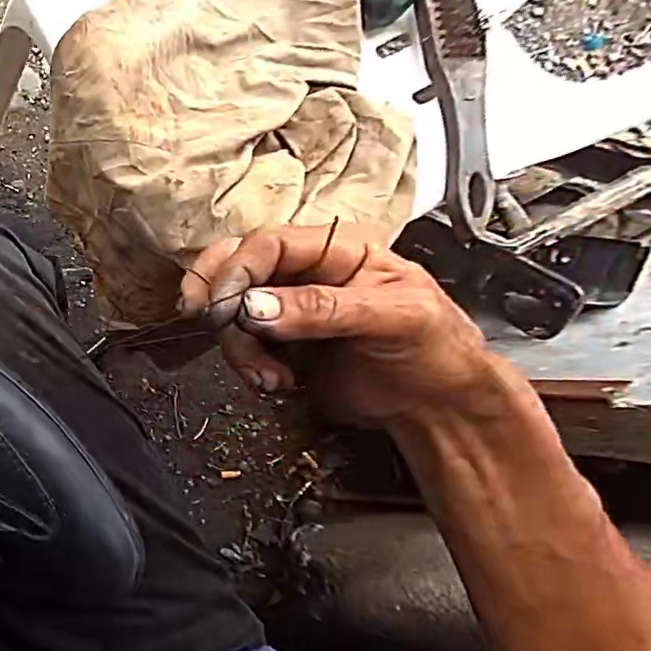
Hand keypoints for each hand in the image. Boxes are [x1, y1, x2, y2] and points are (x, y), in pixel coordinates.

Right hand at [176, 223, 501, 427]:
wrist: (432, 406)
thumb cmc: (434, 352)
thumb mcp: (392, 319)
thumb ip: (322, 308)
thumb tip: (254, 306)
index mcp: (339, 249)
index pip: (267, 244)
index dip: (237, 270)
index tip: (224, 307)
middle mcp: (305, 273)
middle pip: (234, 271)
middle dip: (219, 303)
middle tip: (215, 326)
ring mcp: (286, 310)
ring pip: (230, 315)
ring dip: (239, 349)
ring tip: (270, 376)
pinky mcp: (275, 345)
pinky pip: (238, 346)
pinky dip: (245, 367)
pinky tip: (276, 381)